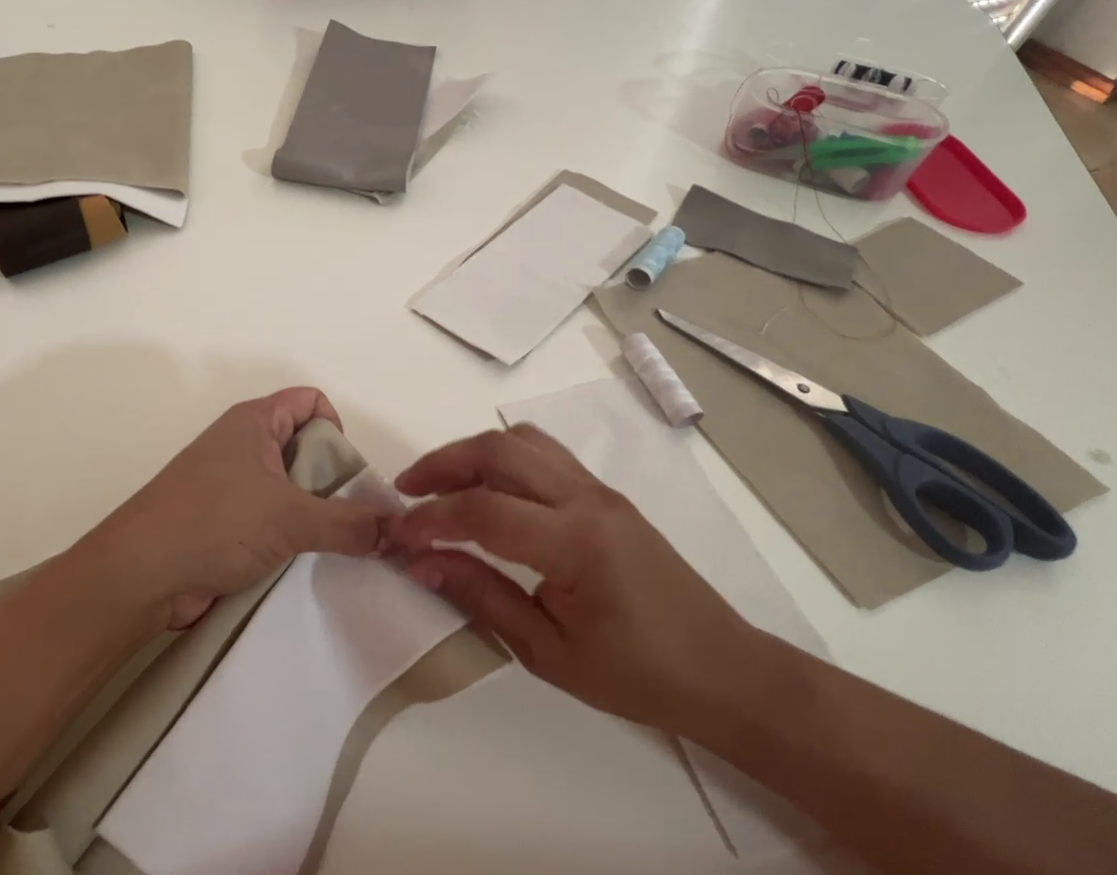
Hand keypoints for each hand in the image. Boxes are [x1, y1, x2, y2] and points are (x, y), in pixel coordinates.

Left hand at [83, 388, 388, 629]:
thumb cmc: (214, 524)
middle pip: (305, 447)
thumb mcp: (291, 519)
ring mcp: (230, 485)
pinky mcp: (223, 522)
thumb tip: (393, 532)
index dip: (335, 430)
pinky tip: (302, 562)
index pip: (311, 402)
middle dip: (332, 481)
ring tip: (330, 546)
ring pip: (289, 488)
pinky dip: (290, 536)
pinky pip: (270, 518)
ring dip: (313, 515)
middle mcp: (242, 445)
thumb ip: (348, 523)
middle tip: (348, 519)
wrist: (141, 574)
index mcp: (253, 422)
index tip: (343, 476)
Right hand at [389, 424, 764, 733]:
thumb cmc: (636, 675)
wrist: (721, 669)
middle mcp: (587, 501)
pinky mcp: (606, 496)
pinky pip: (545, 454)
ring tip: (439, 487)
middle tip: (406, 492)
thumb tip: (421, 563)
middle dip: (442, 463)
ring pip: (523, 441)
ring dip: (472, 453)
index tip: (395, 536)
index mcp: (575, 544)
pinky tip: (488, 491)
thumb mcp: (547, 651)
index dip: (429, 519)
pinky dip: (504, 458)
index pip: (482, 510)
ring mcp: (600, 492)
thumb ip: (482, 597)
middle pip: (499, 450)